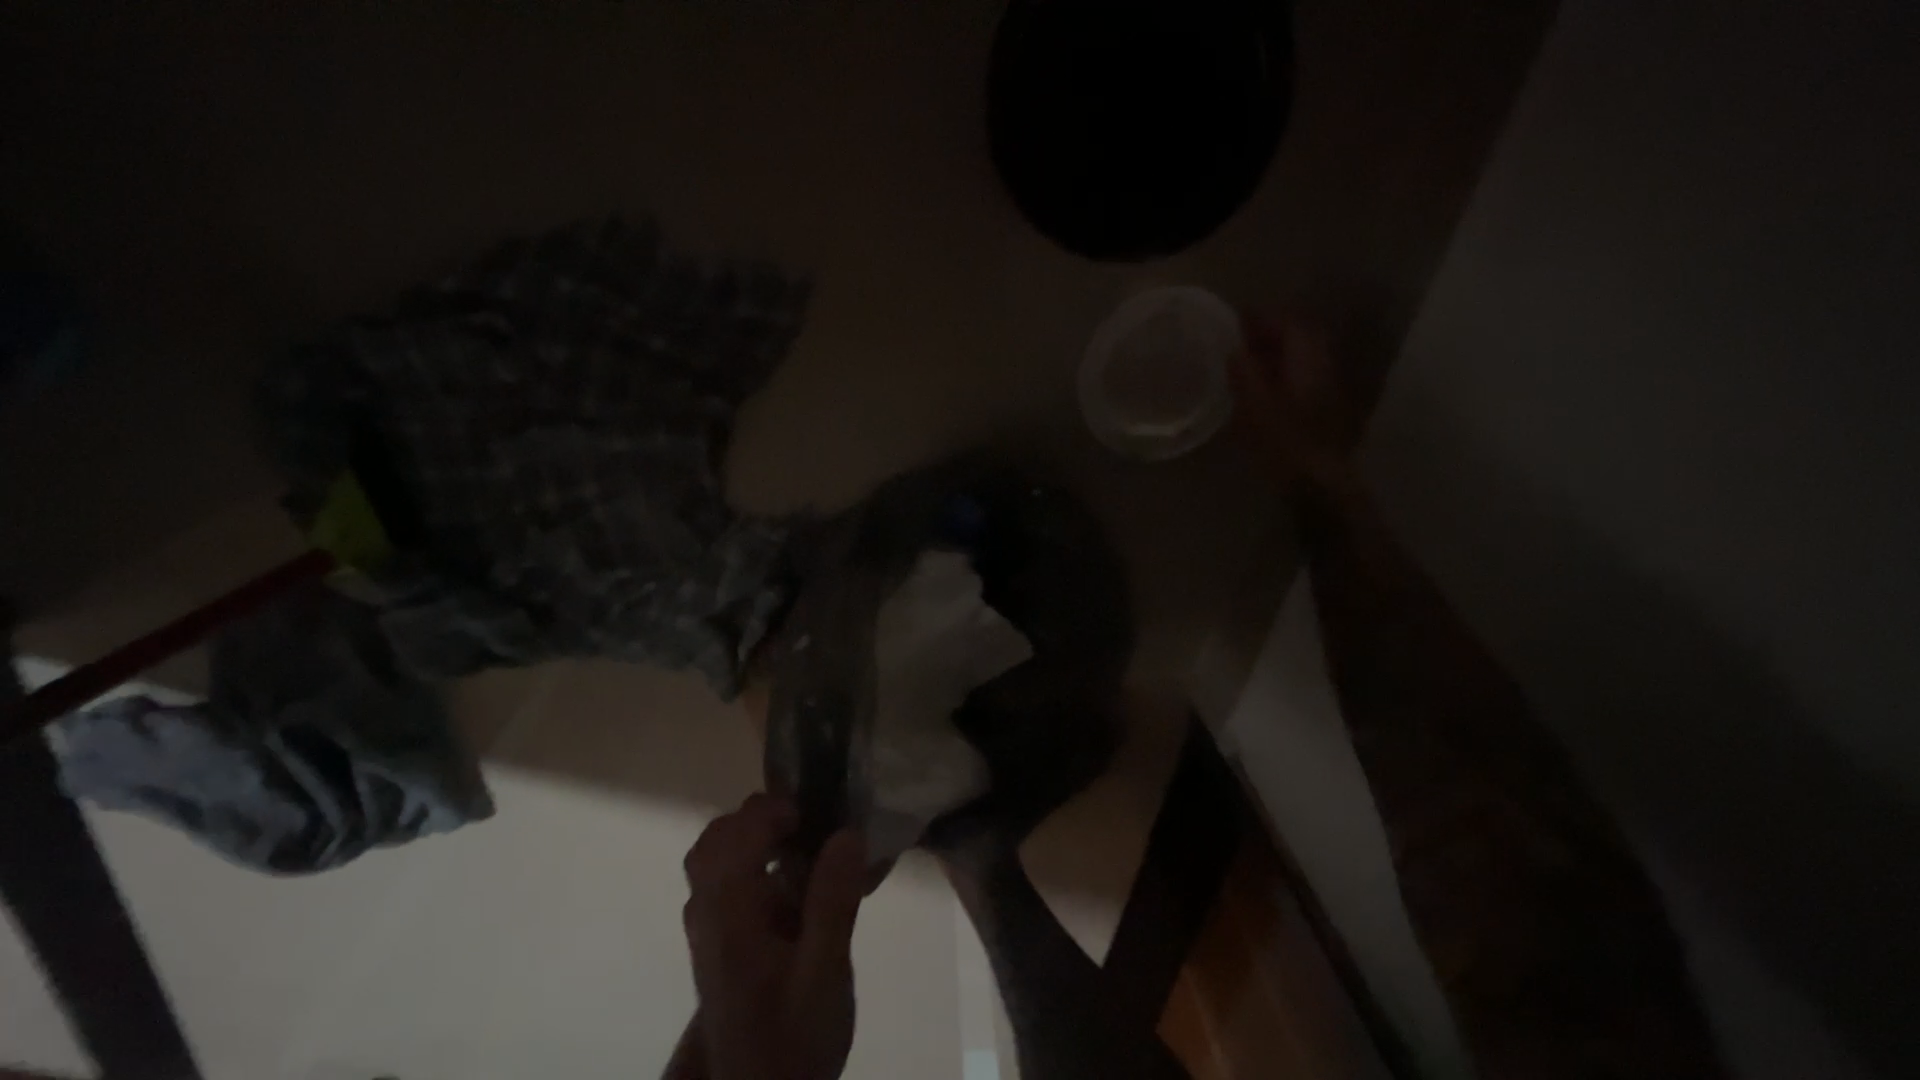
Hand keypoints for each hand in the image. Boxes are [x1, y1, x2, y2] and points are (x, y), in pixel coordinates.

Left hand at [682, 794, 867, 1079]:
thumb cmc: (795, 1035)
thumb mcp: (826, 972)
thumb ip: (833, 901)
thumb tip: (847, 832)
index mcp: (729, 914)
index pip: (736, 835)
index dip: (773, 812)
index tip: (818, 818)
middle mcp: (707, 914)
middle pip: (716, 840)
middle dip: (760, 819)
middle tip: (810, 828)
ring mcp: (707, 930)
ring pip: (715, 860)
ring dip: (754, 840)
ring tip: (803, 849)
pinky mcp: (719, 945)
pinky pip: (723, 883)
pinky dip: (753, 865)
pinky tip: (793, 887)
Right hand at [1231, 316, 1361, 493]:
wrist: (1319, 484)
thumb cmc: (1285, 444)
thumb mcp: (1255, 407)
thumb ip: (1245, 373)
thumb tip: (1235, 350)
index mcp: (1308, 361)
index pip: (1291, 324)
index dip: (1264, 318)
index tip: (1238, 319)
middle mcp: (1324, 369)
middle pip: (1302, 339)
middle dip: (1273, 334)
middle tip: (1242, 339)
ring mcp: (1329, 391)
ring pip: (1304, 360)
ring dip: (1279, 355)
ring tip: (1248, 363)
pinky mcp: (1327, 413)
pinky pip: (1304, 380)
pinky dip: (1284, 376)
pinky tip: (1264, 391)